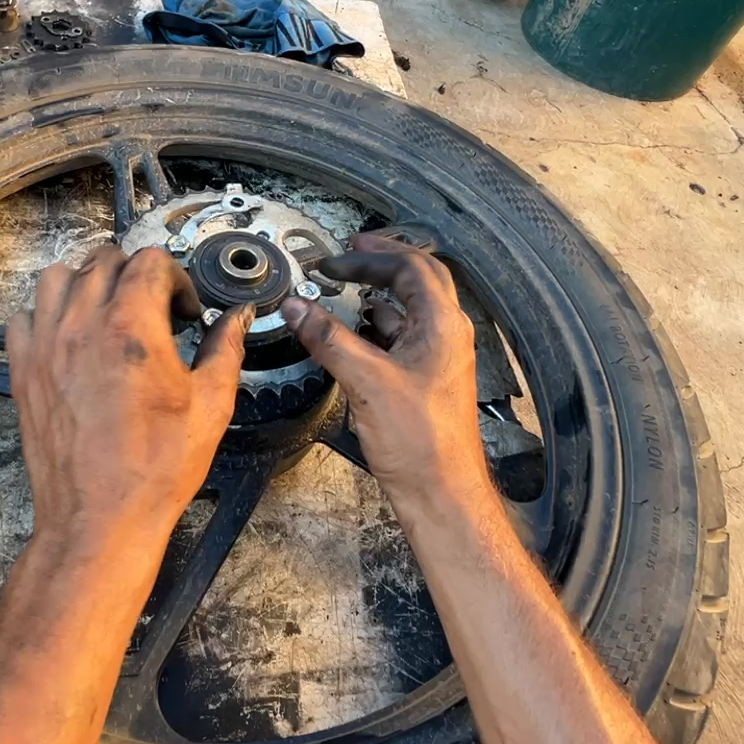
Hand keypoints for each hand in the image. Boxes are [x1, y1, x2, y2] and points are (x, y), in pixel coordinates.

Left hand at [8, 246, 253, 552]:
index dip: (176, 279)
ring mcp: (46, 345)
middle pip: (103, 259)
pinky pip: (24, 315)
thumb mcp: (211, 405)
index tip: (184, 311)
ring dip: (87, 281)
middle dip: (135, 273)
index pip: (149, 262)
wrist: (100, 518)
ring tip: (108, 310)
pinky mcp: (23, 370)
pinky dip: (46, 313)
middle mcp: (82, 324)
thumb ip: (226, 348)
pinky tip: (69, 336)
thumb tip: (238, 317)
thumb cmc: (158, 467)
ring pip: (57, 275)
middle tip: (153, 307)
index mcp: (133, 327)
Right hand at [279, 233, 487, 515]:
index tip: (333, 261)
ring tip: (346, 289)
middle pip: (419, 278)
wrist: (441, 493)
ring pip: (410, 309)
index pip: (409, 268)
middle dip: (383, 260)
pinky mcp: (427, 377)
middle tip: (352, 250)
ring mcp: (439, 356)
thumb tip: (296, 306)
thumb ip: (328, 339)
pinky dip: (377, 325)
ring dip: (379, 294)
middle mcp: (446, 334)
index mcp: (442, 325)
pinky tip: (355, 332)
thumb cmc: (418, 441)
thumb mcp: (366, 381)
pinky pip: (402, 337)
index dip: (369, 257)